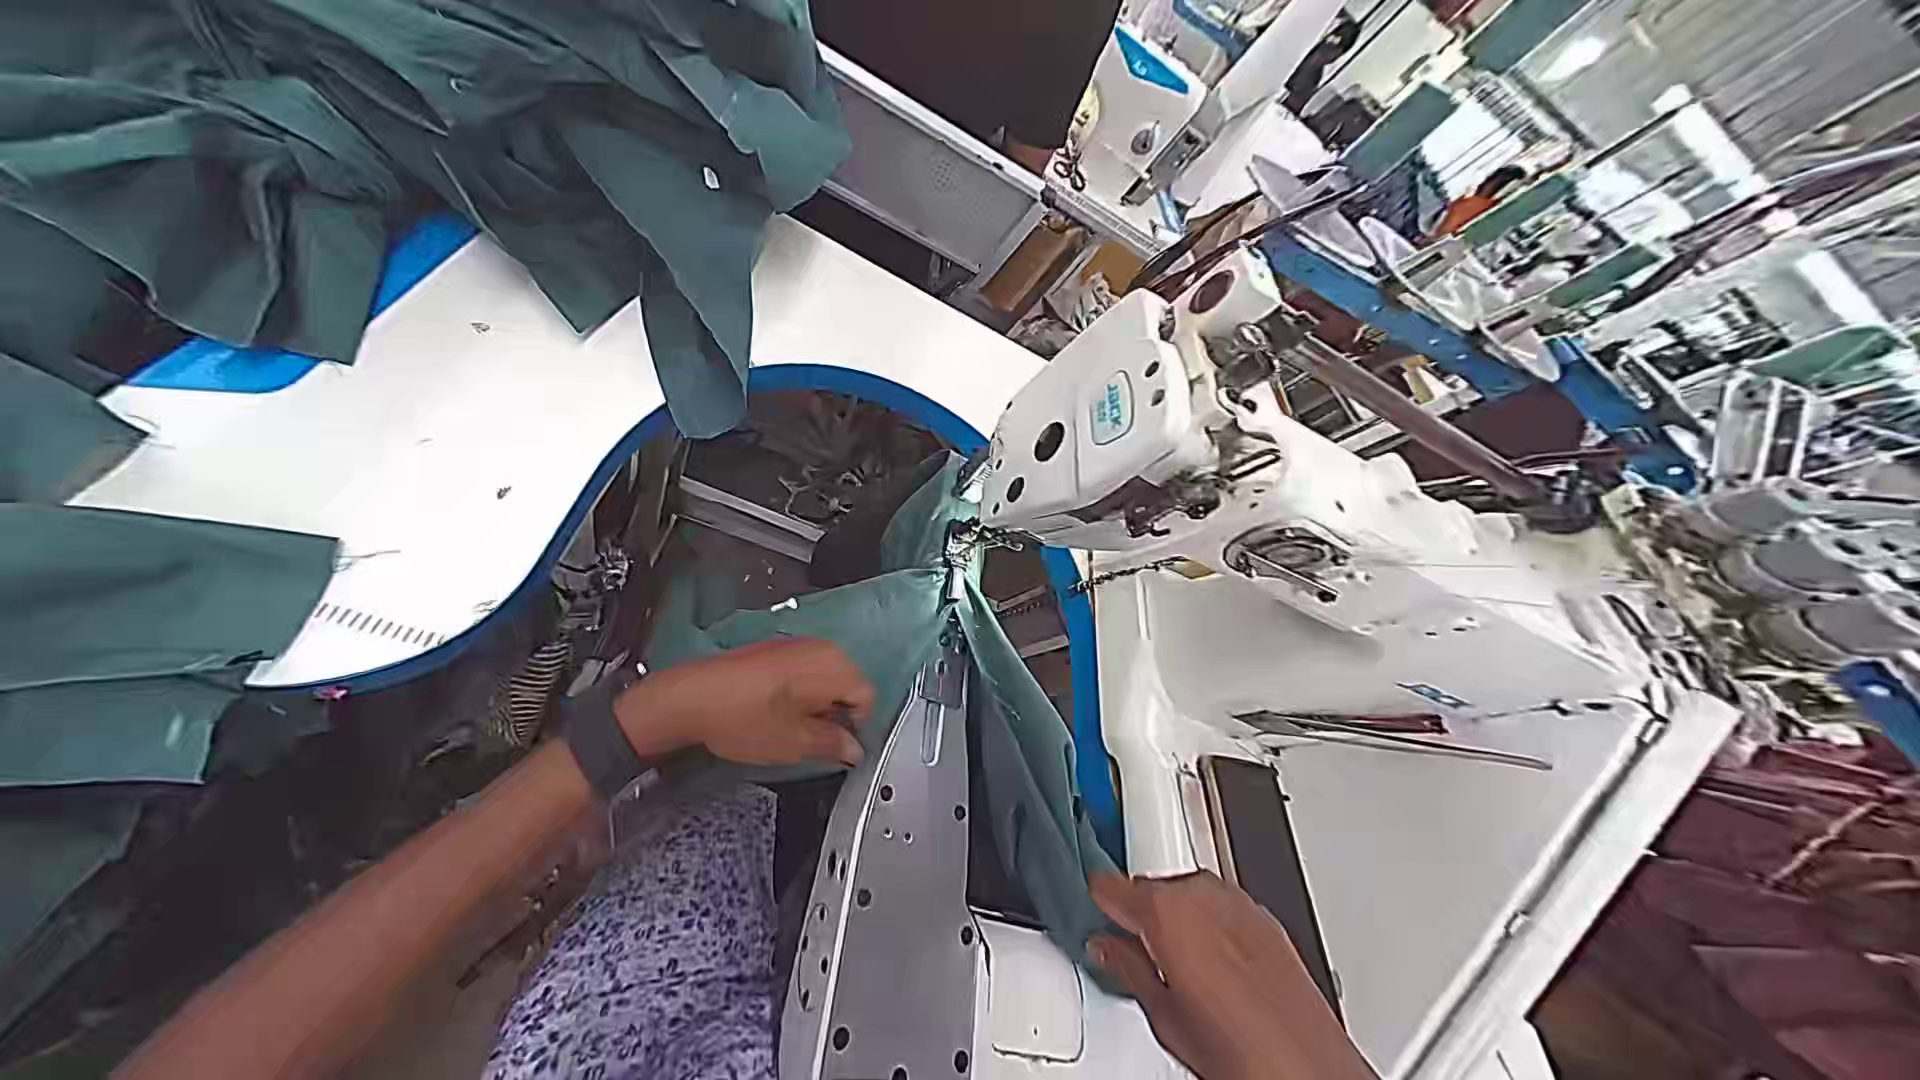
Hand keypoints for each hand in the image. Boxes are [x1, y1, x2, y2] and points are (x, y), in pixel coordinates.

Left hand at [613, 638, 874, 766]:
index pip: (867, 696)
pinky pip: (805, 667)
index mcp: (833, 666)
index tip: (837, 742)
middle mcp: (820, 648)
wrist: (691, 697)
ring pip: (827, 674)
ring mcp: (797, 644)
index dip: (855, 724)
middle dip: (838, 709)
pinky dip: (802, 687)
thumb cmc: (744, 718)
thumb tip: (853, 749)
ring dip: (819, 699)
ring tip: (792, 722)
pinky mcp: (776, 647)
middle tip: (814, 734)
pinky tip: (777, 707)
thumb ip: (833, 744)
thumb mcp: (795, 742)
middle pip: (849, 681)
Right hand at [1089, 872, 1376, 1079]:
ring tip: (1187, 969)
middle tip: (1145, 957)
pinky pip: (1218, 904)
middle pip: (1148, 887)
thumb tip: (1108, 947)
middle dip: (1142, 917)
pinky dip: (1211, 923)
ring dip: (1178, 917)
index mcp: (1163, 911)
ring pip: (1184, 892)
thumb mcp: (1163, 1017)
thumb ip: (1127, 967)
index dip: (1099, 903)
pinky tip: (1219, 968)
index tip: (1101, 918)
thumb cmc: (1243, 1054)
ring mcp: (1233, 899)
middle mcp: (1198, 893)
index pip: (1107, 884)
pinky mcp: (1261, 913)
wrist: (1309, 1071)